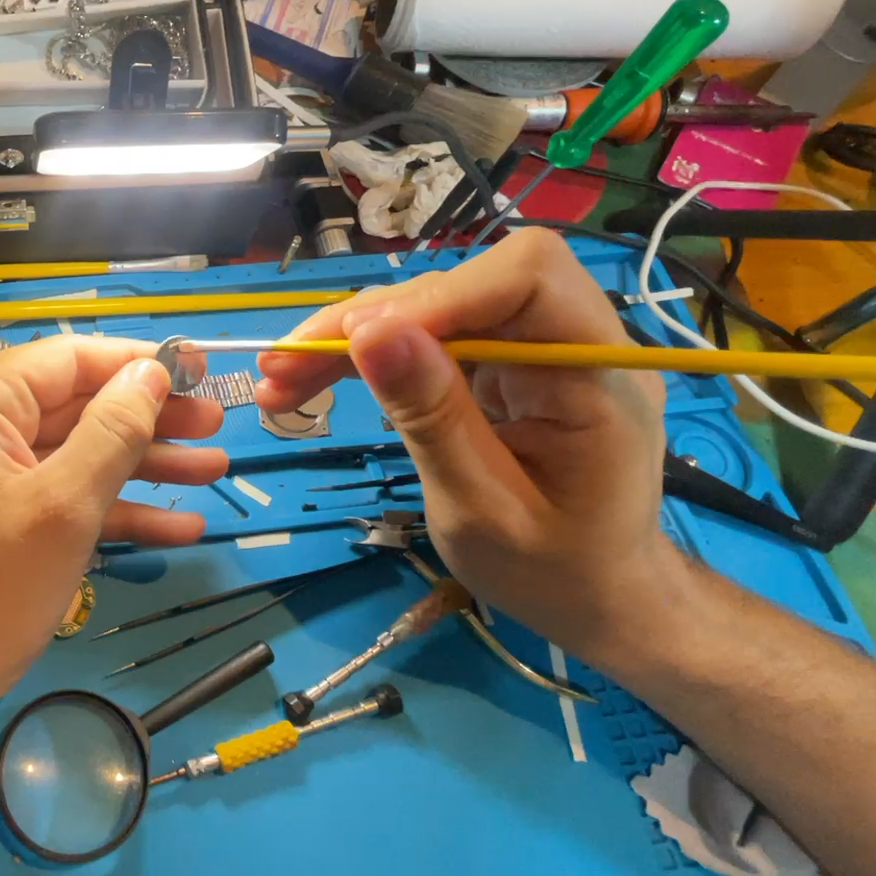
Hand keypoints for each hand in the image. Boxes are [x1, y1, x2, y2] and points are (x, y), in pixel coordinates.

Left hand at [0, 337, 227, 728]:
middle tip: (215, 424)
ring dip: (141, 465)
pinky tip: (176, 527)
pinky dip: (109, 508)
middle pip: (74, 405)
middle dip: (148, 419)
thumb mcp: (63, 509)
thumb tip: (150, 372)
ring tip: (213, 468)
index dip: (137, 363)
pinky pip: (54, 495)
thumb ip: (112, 432)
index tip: (199, 371)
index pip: (68, 359)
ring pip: (71, 453)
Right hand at [257, 229, 690, 664]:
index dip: (437, 299)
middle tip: (282, 365)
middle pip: (460, 286)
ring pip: (428, 308)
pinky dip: (362, 357)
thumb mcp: (481, 510)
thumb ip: (432, 419)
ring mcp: (527, 349)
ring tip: (278, 379)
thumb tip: (369, 336)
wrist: (594, 596)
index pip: (527, 279)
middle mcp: (567, 341)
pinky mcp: (494, 364)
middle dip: (365, 320)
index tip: (358, 342)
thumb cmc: (550, 570)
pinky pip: (422, 338)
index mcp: (597, 375)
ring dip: (348, 339)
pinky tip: (309, 379)